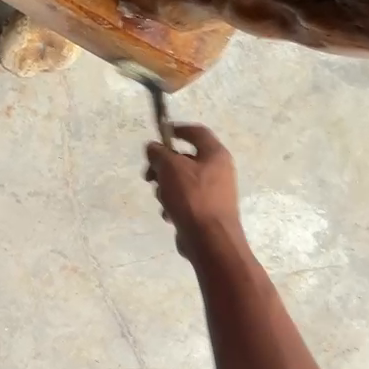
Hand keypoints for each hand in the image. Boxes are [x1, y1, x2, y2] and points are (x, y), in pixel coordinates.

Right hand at [144, 124, 241, 255]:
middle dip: (163, 165)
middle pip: (184, 158)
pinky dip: (173, 202)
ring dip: (165, 186)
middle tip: (150, 175)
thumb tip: (154, 148)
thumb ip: (159, 153)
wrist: (210, 239)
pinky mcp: (207, 209)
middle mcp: (218, 170)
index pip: (196, 131)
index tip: (158, 134)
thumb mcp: (170, 168)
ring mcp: (214, 191)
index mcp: (215, 154)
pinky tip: (169, 213)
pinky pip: (185, 198)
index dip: (177, 129)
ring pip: (181, 179)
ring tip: (162, 198)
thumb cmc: (192, 198)